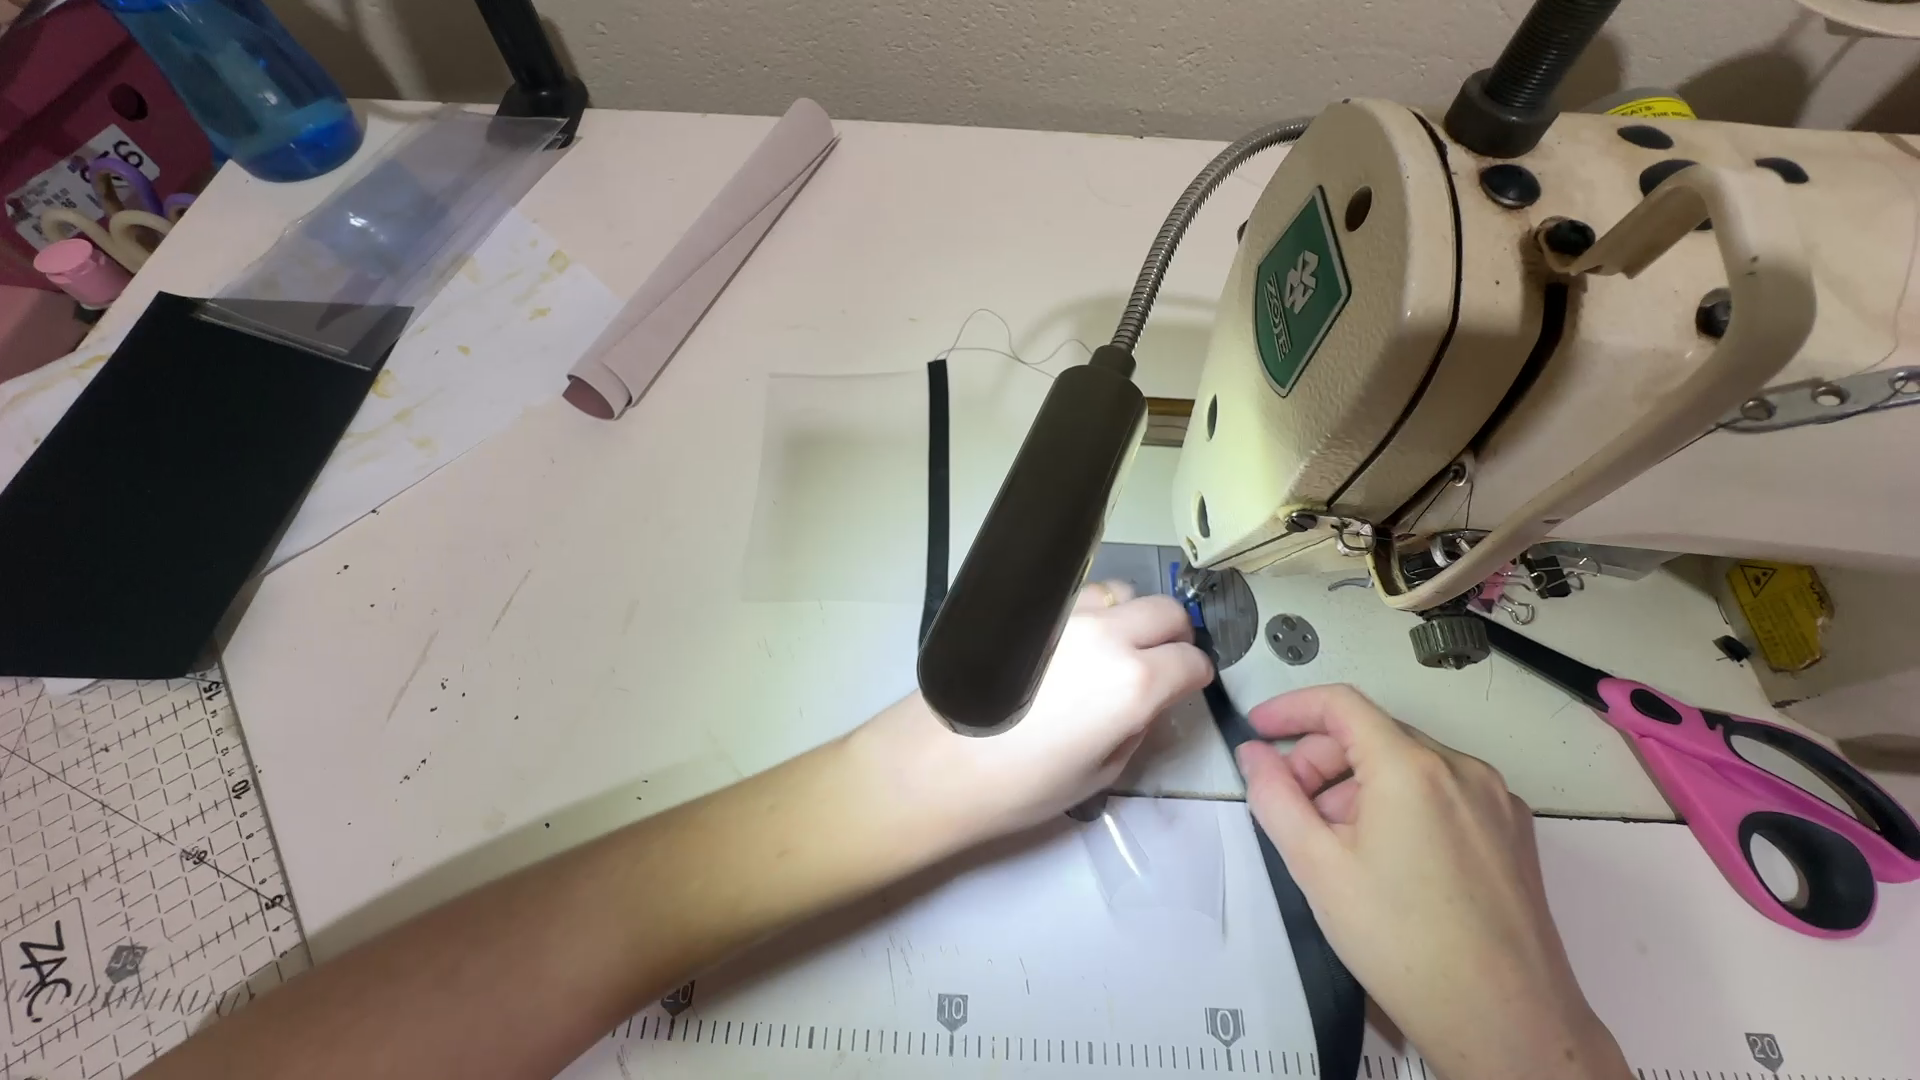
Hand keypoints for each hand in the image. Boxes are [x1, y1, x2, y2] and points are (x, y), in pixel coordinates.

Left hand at [855, 581, 1213, 853]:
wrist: (934, 764)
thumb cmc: (1019, 787)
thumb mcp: (1099, 776)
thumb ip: (1136, 729)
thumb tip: (1148, 703)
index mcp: (1133, 683)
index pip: (1191, 661)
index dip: (1195, 677)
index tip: (1186, 688)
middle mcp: (1105, 635)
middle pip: (1166, 611)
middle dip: (1174, 636)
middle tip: (1160, 664)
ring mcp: (1063, 615)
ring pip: (1121, 592)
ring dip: (1131, 617)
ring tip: (1112, 650)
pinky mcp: (1028, 611)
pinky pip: (1077, 596)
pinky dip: (1091, 612)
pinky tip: (1071, 645)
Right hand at [1236, 684, 1627, 1079]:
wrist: (1506, 1025)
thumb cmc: (1400, 941)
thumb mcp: (1315, 865)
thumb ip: (1273, 795)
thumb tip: (1253, 752)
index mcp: (1412, 768)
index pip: (1340, 703)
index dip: (1290, 708)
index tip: (1258, 731)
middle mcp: (1462, 768)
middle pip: (1372, 734)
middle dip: (1319, 758)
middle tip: (1290, 806)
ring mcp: (1496, 799)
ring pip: (1406, 763)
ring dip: (1356, 784)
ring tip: (1336, 841)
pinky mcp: (1513, 830)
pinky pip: (1441, 790)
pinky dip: (1399, 802)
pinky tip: (1385, 855)